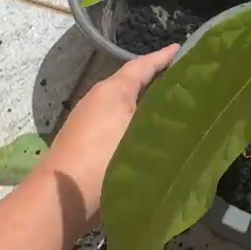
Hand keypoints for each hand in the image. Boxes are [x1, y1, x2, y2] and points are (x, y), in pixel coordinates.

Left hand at [33, 46, 177, 225]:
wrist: (62, 200)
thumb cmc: (105, 158)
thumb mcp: (141, 134)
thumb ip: (162, 121)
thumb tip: (181, 116)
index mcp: (113, 90)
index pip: (143, 66)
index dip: (164, 57)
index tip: (185, 50)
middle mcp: (98, 99)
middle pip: (133, 84)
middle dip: (158, 80)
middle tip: (188, 81)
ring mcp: (89, 121)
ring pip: (125, 105)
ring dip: (147, 104)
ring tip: (176, 108)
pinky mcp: (86, 142)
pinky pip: (118, 123)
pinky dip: (136, 122)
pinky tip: (151, 135)